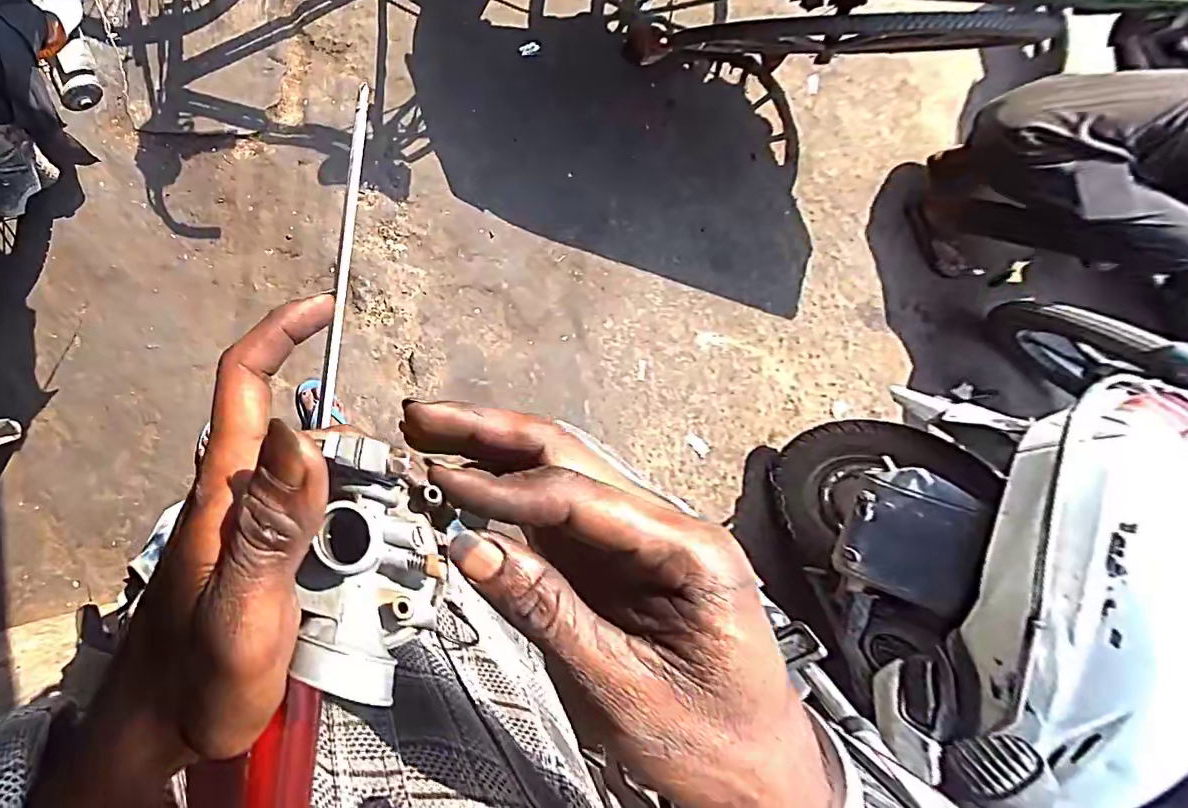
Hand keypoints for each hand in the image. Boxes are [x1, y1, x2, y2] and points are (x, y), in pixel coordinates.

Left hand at [33, 295, 335, 806]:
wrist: (156, 727)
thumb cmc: (193, 679)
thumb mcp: (241, 608)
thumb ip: (269, 526)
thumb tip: (294, 434)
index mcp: (222, 486)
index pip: (241, 382)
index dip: (277, 333)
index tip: (320, 308)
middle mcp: (228, 486)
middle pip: (279, 418)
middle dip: (337, 426)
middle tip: (381, 477)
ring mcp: (236, 513)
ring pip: (294, 462)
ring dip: (341, 472)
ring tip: (372, 523)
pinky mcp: (247, 539)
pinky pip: (294, 498)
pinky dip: (332, 500)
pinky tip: (348, 540)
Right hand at [421, 409, 832, 807]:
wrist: (762, 792)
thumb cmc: (718, 751)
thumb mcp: (626, 690)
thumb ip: (545, 611)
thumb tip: (473, 549)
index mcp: (690, 550)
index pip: (577, 495)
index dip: (502, 488)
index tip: (443, 484)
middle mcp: (660, 525)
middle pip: (562, 452)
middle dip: (486, 430)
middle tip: (425, 418)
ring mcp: (625, 535)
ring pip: (547, 466)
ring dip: (484, 445)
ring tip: (428, 429)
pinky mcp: (599, 554)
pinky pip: (539, 505)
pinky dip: (493, 486)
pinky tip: (459, 475)